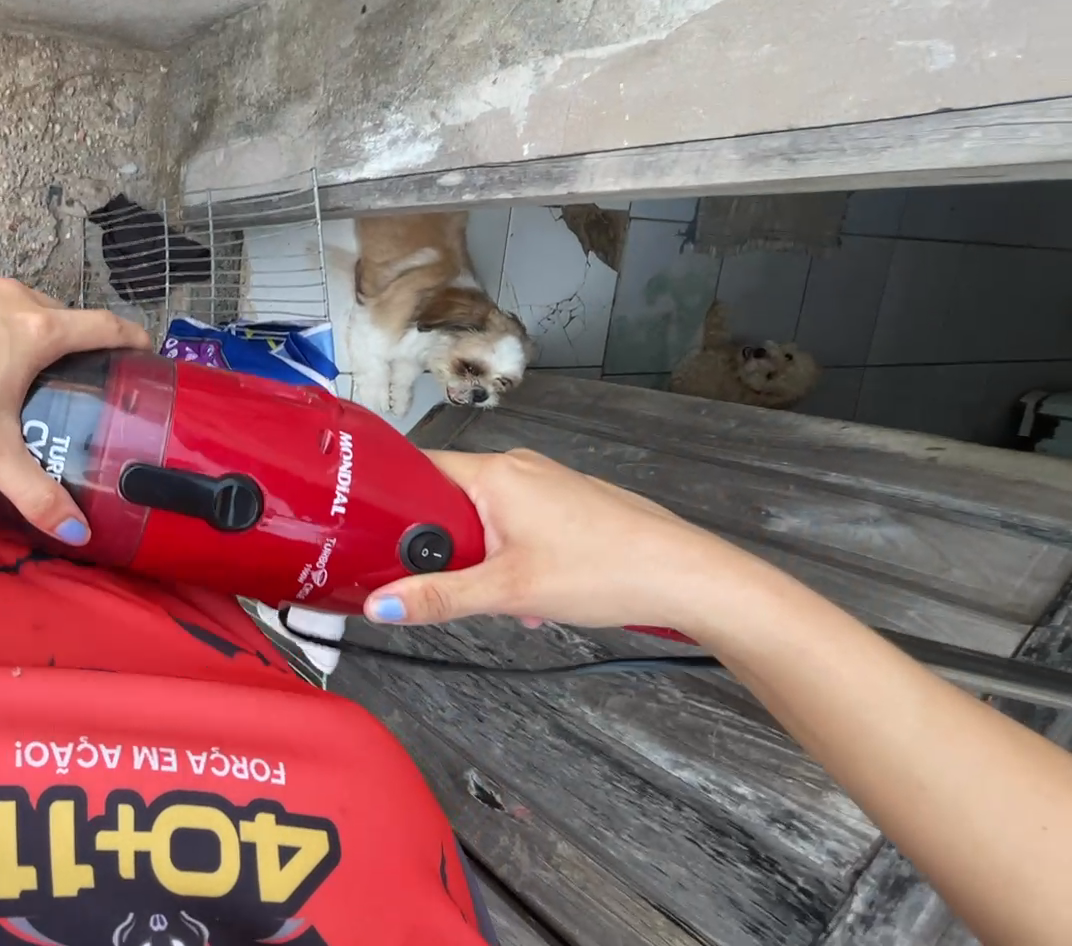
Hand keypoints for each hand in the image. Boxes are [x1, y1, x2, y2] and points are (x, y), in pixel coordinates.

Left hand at [0, 270, 150, 542]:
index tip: (145, 349)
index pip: (105, 325)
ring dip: (26, 329)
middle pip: (62, 314)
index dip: (132, 337)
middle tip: (72, 376)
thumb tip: (76, 532)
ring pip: (17, 303)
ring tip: (16, 365)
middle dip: (75, 340)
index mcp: (38, 330)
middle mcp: (12, 296)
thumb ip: (34, 494)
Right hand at [364, 449, 780, 632]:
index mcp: (493, 473)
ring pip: (484, 514)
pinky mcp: (567, 501)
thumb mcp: (508, 591)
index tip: (377, 536)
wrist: (694, 579)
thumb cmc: (606, 571)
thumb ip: (438, 597)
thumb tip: (379, 605)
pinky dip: (510, 552)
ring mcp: (546, 482)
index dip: (392, 502)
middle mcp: (517, 467)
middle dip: (444, 544)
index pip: (418, 470)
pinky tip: (532, 592)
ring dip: (479, 555)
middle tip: (448, 580)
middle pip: (448, 497)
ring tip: (499, 595)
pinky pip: (516, 520)